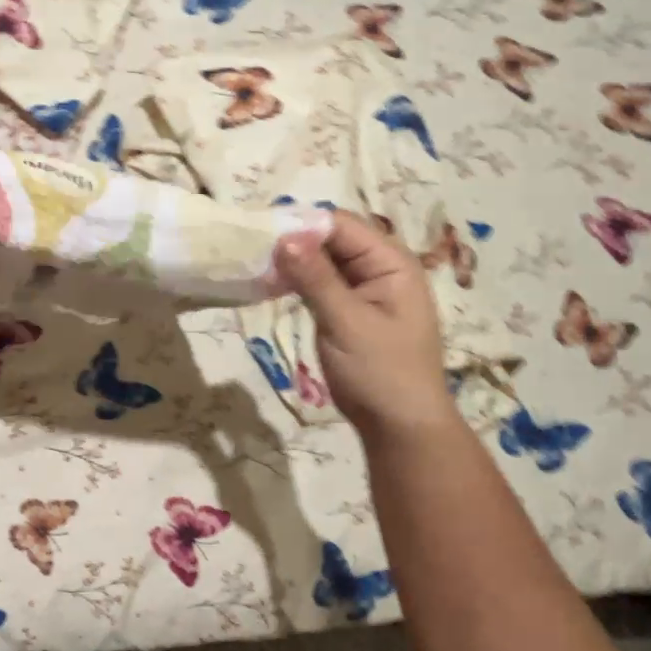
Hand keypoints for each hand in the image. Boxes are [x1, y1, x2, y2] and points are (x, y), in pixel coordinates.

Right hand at [272, 212, 454, 436]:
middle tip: (250, 248)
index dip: (302, 223)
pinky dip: (297, 280)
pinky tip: (270, 284)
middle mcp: (381, 267)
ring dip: (293, 260)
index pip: (342, 225)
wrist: (399, 426)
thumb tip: (283, 237)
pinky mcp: (348, 308)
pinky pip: (320, 281)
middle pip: (331, 238)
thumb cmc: (381, 373)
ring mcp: (365, 289)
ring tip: (254, 264)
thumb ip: (315, 278)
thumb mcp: (346, 322)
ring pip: (322, 260)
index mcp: (392, 262)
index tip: (259, 232)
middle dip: (294, 240)